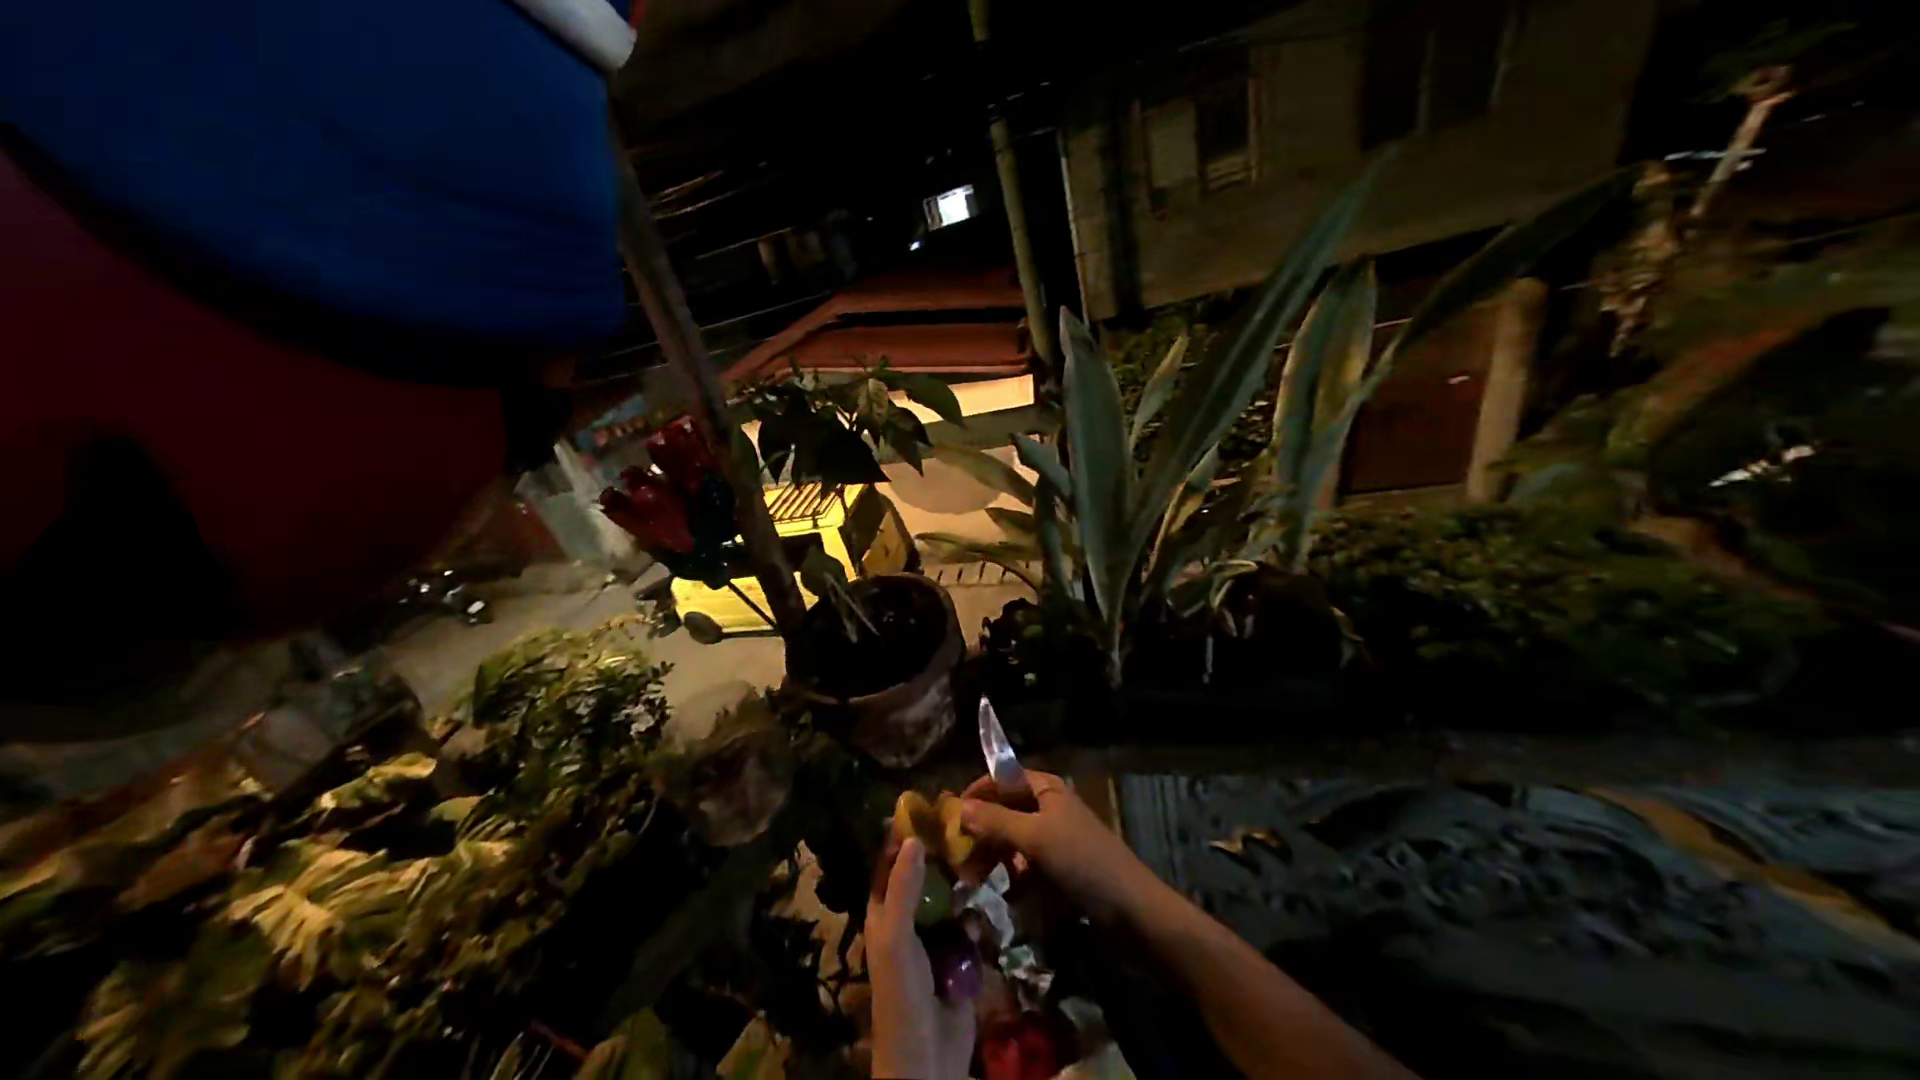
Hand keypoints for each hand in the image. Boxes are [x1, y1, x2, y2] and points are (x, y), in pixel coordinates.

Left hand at [866, 836, 974, 1079]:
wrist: (927, 1058)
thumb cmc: (902, 992)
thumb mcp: (896, 936)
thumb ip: (904, 888)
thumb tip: (914, 838)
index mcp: (883, 913)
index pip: (891, 864)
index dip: (904, 836)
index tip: (925, 805)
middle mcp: (907, 919)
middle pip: (924, 876)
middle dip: (940, 852)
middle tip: (963, 822)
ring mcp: (934, 938)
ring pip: (948, 897)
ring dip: (961, 879)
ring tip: (981, 848)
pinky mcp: (960, 956)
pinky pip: (968, 924)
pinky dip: (976, 912)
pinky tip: (987, 897)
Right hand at [960, 771, 1160, 924]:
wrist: (1130, 909)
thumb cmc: (1082, 860)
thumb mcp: (1034, 837)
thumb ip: (995, 820)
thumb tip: (957, 807)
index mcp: (1046, 789)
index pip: (1001, 778)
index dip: (976, 793)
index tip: (950, 816)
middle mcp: (1047, 808)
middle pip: (1004, 810)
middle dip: (981, 831)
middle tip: (957, 855)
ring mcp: (1053, 838)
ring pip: (1011, 840)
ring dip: (992, 857)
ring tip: (973, 878)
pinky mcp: (1057, 867)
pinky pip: (1024, 864)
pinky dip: (1011, 875)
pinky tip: (1003, 891)